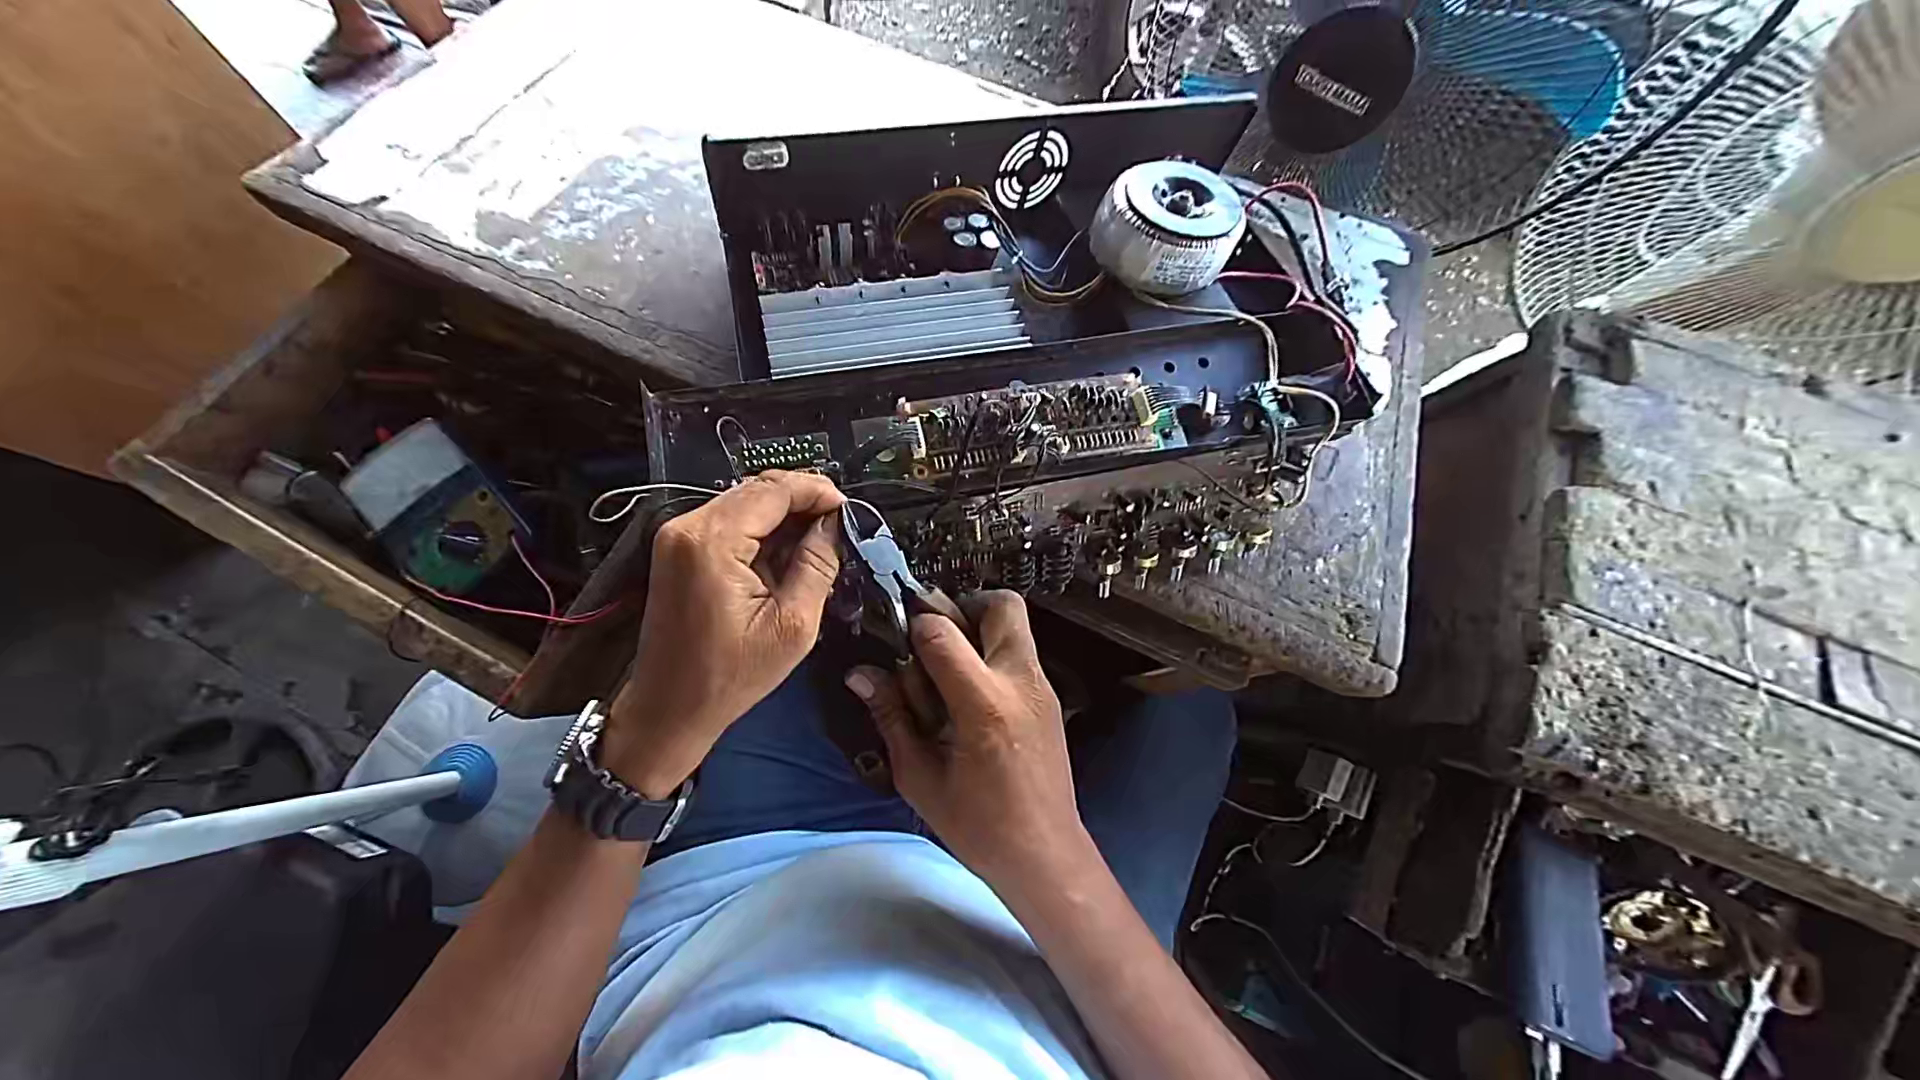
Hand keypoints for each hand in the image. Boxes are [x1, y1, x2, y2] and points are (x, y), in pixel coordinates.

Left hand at [604, 471, 843, 797]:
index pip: (774, 490)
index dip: (818, 491)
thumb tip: (835, 524)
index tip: (850, 511)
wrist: (669, 708)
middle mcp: (688, 527)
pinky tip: (788, 553)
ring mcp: (678, 536)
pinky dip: (764, 530)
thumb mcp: (793, 625)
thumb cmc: (730, 676)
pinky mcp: (679, 549)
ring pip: (746, 502)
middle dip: (804, 501)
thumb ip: (818, 564)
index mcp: (712, 542)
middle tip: (840, 527)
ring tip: (820, 542)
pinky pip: (731, 522)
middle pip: (758, 489)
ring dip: (786, 516)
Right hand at [845, 591, 1092, 892]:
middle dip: (963, 606)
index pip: (943, 632)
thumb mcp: (919, 777)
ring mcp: (1042, 687)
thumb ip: (892, 717)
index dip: (914, 628)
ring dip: (979, 628)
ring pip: (1015, 623)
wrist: (1044, 854)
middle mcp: (1020, 683)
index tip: (901, 644)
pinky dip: (993, 653)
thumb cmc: (979, 826)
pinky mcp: (1050, 696)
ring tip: (950, 668)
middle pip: (1001, 604)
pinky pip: (1020, 651)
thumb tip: (861, 675)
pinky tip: (970, 693)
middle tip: (936, 638)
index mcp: (984, 705)